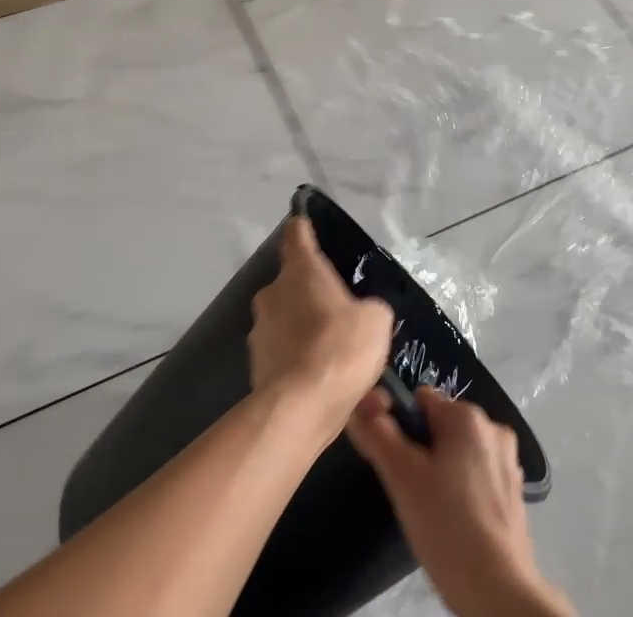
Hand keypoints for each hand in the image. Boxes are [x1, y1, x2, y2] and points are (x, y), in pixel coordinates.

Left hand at [248, 215, 393, 420]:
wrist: (301, 407)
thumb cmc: (340, 348)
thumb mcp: (376, 320)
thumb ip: (369, 308)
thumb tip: (360, 314)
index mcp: (300, 271)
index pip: (296, 235)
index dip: (304, 229)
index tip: (307, 226)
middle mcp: (272, 294)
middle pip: (292, 283)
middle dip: (312, 294)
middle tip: (341, 312)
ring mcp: (259, 331)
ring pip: (287, 321)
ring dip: (307, 331)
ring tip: (337, 357)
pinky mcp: (256, 365)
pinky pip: (285, 354)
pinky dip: (301, 362)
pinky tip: (325, 382)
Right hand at [346, 388, 573, 616]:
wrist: (496, 586)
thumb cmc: (446, 523)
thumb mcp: (401, 475)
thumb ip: (377, 434)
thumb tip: (360, 404)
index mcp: (469, 416)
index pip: (420, 401)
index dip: (399, 426)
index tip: (392, 461)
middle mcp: (494, 428)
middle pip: (439, 426)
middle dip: (419, 451)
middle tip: (409, 489)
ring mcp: (508, 460)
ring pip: (456, 452)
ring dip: (438, 470)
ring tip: (429, 508)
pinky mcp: (513, 490)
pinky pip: (475, 475)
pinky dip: (459, 489)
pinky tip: (451, 520)